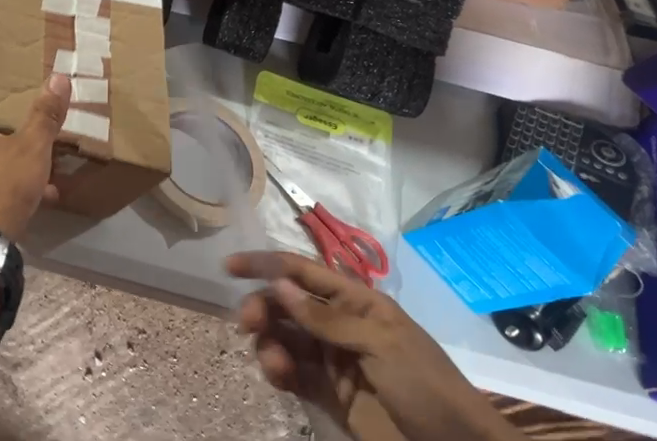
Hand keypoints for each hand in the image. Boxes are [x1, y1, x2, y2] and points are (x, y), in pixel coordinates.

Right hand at [225, 252, 519, 440]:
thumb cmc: (427, 386)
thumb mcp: (381, 344)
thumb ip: (326, 318)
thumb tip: (278, 284)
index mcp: (356, 302)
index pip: (302, 272)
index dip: (265, 264)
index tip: (229, 266)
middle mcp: (338, 324)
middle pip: (284, 304)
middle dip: (261, 308)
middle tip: (247, 324)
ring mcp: (330, 358)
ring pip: (282, 337)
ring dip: (268, 344)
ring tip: (274, 365)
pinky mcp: (327, 392)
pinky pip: (289, 372)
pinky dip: (277, 370)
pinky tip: (279, 377)